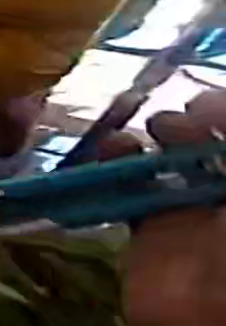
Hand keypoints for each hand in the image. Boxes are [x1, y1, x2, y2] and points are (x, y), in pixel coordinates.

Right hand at [119, 89, 225, 325]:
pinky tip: (110, 151)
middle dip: (209, 120)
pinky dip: (116, 164)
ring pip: (185, 158)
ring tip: (149, 131)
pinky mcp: (159, 225)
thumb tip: (211, 106)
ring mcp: (213, 214)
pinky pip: (133, 184)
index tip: (216, 100)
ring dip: (164, 137)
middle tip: (186, 116)